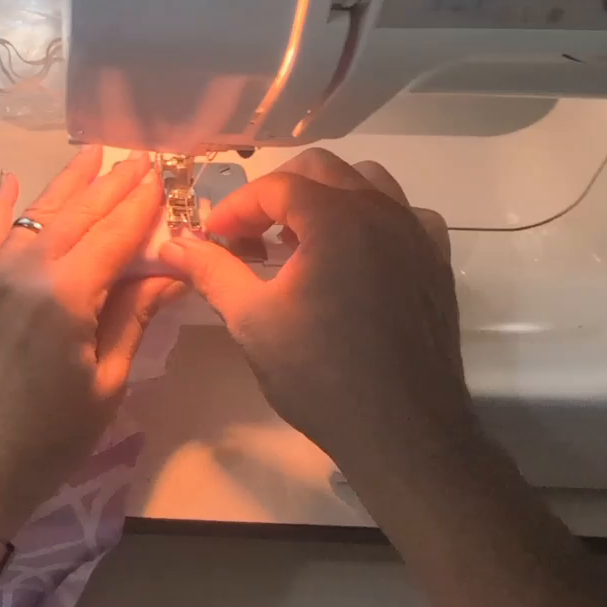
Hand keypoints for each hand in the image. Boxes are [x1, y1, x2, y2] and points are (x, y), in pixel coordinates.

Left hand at [0, 147, 183, 539]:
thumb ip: (133, 315)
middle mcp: (28, 268)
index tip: (162, 177)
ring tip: (95, 154)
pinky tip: (11, 179)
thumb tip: (171, 269)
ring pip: (39, 214)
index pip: (114, 235)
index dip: (141, 206)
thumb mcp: (107, 381)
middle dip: (112, 184)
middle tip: (139, 157)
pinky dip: (2, 204)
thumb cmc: (51, 435)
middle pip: (79, 214)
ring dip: (69, 183)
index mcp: (67, 294)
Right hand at [159, 149, 471, 490]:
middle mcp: (381, 212)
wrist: (404, 436)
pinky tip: (355, 256)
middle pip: (320, 170)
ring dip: (326, 198)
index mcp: (336, 219)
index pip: (274, 187)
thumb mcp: (251, 320)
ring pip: (367, 181)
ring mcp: (416, 234)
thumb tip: (171, 245)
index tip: (213, 239)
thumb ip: (211, 270)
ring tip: (300, 240)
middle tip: (251, 236)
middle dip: (276, 194)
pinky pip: (405, 214)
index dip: (236, 208)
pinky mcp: (436, 263)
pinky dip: (373, 220)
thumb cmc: (320, 375)